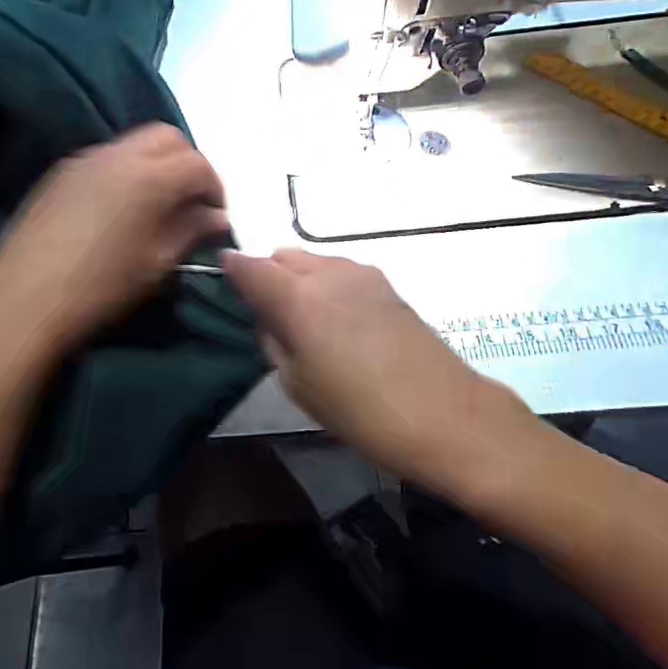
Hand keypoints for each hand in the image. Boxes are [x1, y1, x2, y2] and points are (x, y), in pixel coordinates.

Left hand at [0, 124, 228, 367]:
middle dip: (187, 163)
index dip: (214, 188)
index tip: (214, 216)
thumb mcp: (158, 264)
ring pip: (135, 143)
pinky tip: (118, 210)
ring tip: (155, 205)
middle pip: (168, 137)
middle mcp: (118, 155)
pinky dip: (125, 172)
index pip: (198, 164)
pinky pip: (106, 158)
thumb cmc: (101, 287)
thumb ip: (192, 231)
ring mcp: (84, 159)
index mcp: (149, 177)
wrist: (22, 301)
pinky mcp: (60, 172)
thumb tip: (216, 217)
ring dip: (155, 164)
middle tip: (189, 201)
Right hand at [222, 249, 534, 488]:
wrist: (444, 412)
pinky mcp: (387, 284)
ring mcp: (362, 274)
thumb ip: (274, 341)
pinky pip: (341, 270)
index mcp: (298, 299)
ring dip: (299, 276)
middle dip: (267, 274)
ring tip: (305, 316)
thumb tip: (268, 317)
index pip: (251, 267)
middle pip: (284, 256)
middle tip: (266, 310)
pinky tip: (337, 317)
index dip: (233, 269)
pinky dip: (327, 282)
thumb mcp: (299, 386)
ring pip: (314, 260)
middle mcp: (328, 273)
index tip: (224, 277)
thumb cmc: (361, 412)